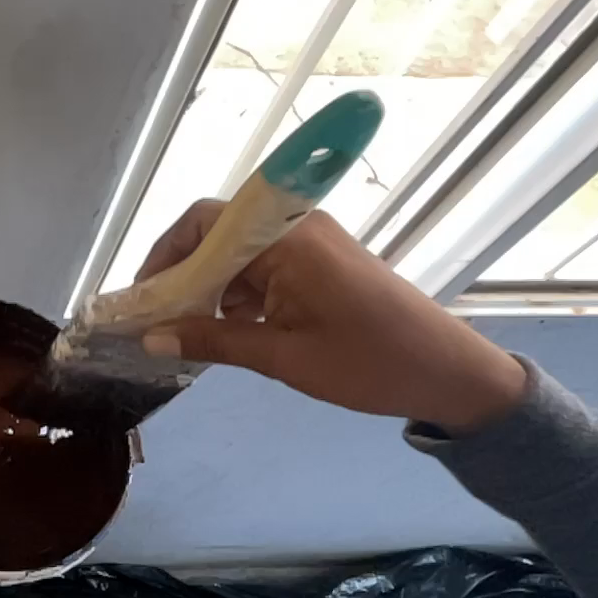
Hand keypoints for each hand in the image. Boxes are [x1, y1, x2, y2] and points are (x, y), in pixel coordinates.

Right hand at [137, 204, 526, 433]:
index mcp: (286, 241)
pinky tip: (228, 326)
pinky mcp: (320, 259)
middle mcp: (295, 228)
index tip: (144, 297)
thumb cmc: (368, 364)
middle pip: (217, 233)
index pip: (203, 222)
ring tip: (187, 326)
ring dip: (209, 284)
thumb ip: (212, 340)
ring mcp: (310, 242)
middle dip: (181, 271)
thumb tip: (150, 338)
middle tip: (159, 315)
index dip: (164, 254)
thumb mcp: (282, 357)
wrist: (453, 374)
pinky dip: (237, 290)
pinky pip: (262, 263)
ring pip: (237, 251)